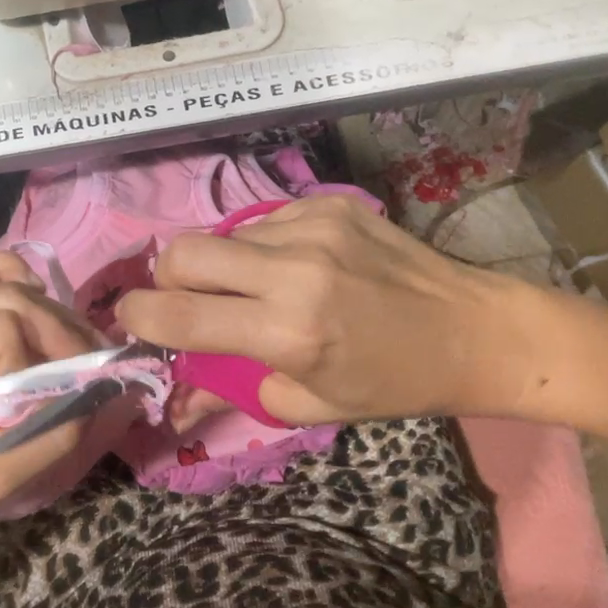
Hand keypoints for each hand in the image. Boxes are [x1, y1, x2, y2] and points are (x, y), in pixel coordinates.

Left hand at [0, 253, 142, 559]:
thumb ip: (54, 428)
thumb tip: (103, 386)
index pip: (2, 332)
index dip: (44, 362)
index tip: (65, 398)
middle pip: (8, 298)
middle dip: (58, 332)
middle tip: (91, 370)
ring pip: (1, 284)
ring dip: (46, 313)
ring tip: (72, 351)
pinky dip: (12, 279)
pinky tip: (36, 304)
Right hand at [116, 195, 547, 423]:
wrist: (477, 330)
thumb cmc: (393, 383)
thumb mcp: (310, 403)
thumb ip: (231, 394)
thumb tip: (174, 400)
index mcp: (287, 332)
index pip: (179, 315)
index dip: (138, 316)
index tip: (130, 322)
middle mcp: (293, 271)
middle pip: (182, 252)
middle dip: (166, 278)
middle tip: (188, 301)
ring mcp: (312, 228)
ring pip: (223, 234)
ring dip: (223, 264)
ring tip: (260, 287)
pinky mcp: (329, 204)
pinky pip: (263, 221)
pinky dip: (261, 247)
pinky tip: (297, 267)